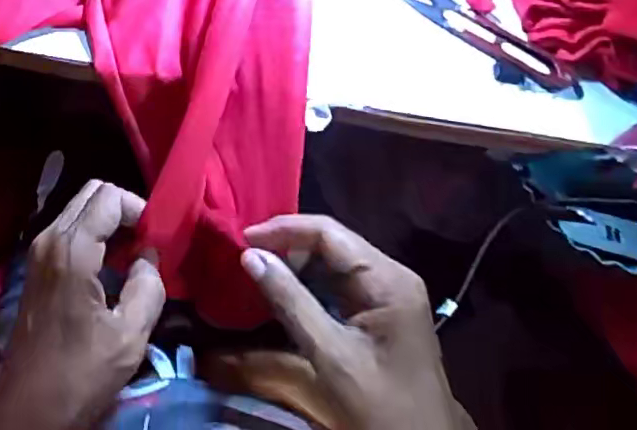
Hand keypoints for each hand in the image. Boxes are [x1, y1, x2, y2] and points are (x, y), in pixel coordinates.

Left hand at [0, 180, 165, 429]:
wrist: (27, 405)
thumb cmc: (79, 374)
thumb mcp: (128, 337)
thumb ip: (147, 287)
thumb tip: (148, 256)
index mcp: (72, 247)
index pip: (109, 196)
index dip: (139, 209)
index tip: (158, 238)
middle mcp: (50, 235)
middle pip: (92, 193)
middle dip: (124, 209)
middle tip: (148, 242)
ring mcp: (39, 247)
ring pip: (80, 208)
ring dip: (109, 222)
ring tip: (134, 257)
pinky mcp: (36, 262)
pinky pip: (70, 228)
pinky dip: (93, 234)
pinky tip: (111, 267)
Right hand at [241, 215, 469, 429]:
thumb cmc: (383, 407)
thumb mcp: (331, 355)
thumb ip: (290, 300)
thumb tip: (250, 255)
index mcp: (387, 279)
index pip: (327, 231)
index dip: (283, 229)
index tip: (245, 240)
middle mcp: (391, 275)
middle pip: (330, 240)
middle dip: (287, 245)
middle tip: (250, 257)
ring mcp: (389, 291)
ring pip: (331, 258)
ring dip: (296, 263)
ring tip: (262, 272)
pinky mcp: (382, 308)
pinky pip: (338, 279)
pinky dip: (309, 281)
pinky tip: (287, 291)